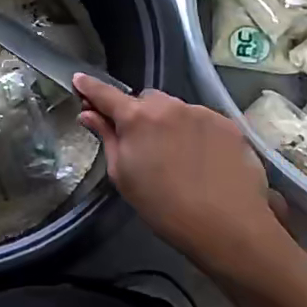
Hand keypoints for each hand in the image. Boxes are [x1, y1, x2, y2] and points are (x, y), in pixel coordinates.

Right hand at [75, 75, 296, 273]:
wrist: (227, 226)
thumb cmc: (163, 207)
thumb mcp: (124, 176)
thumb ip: (107, 139)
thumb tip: (89, 114)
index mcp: (137, 118)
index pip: (106, 94)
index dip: (90, 87)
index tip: (78, 79)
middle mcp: (169, 106)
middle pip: (145, 100)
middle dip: (139, 114)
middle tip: (142, 143)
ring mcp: (202, 112)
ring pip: (175, 110)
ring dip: (169, 124)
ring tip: (177, 157)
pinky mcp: (228, 124)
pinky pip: (202, 121)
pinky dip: (196, 133)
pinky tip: (202, 160)